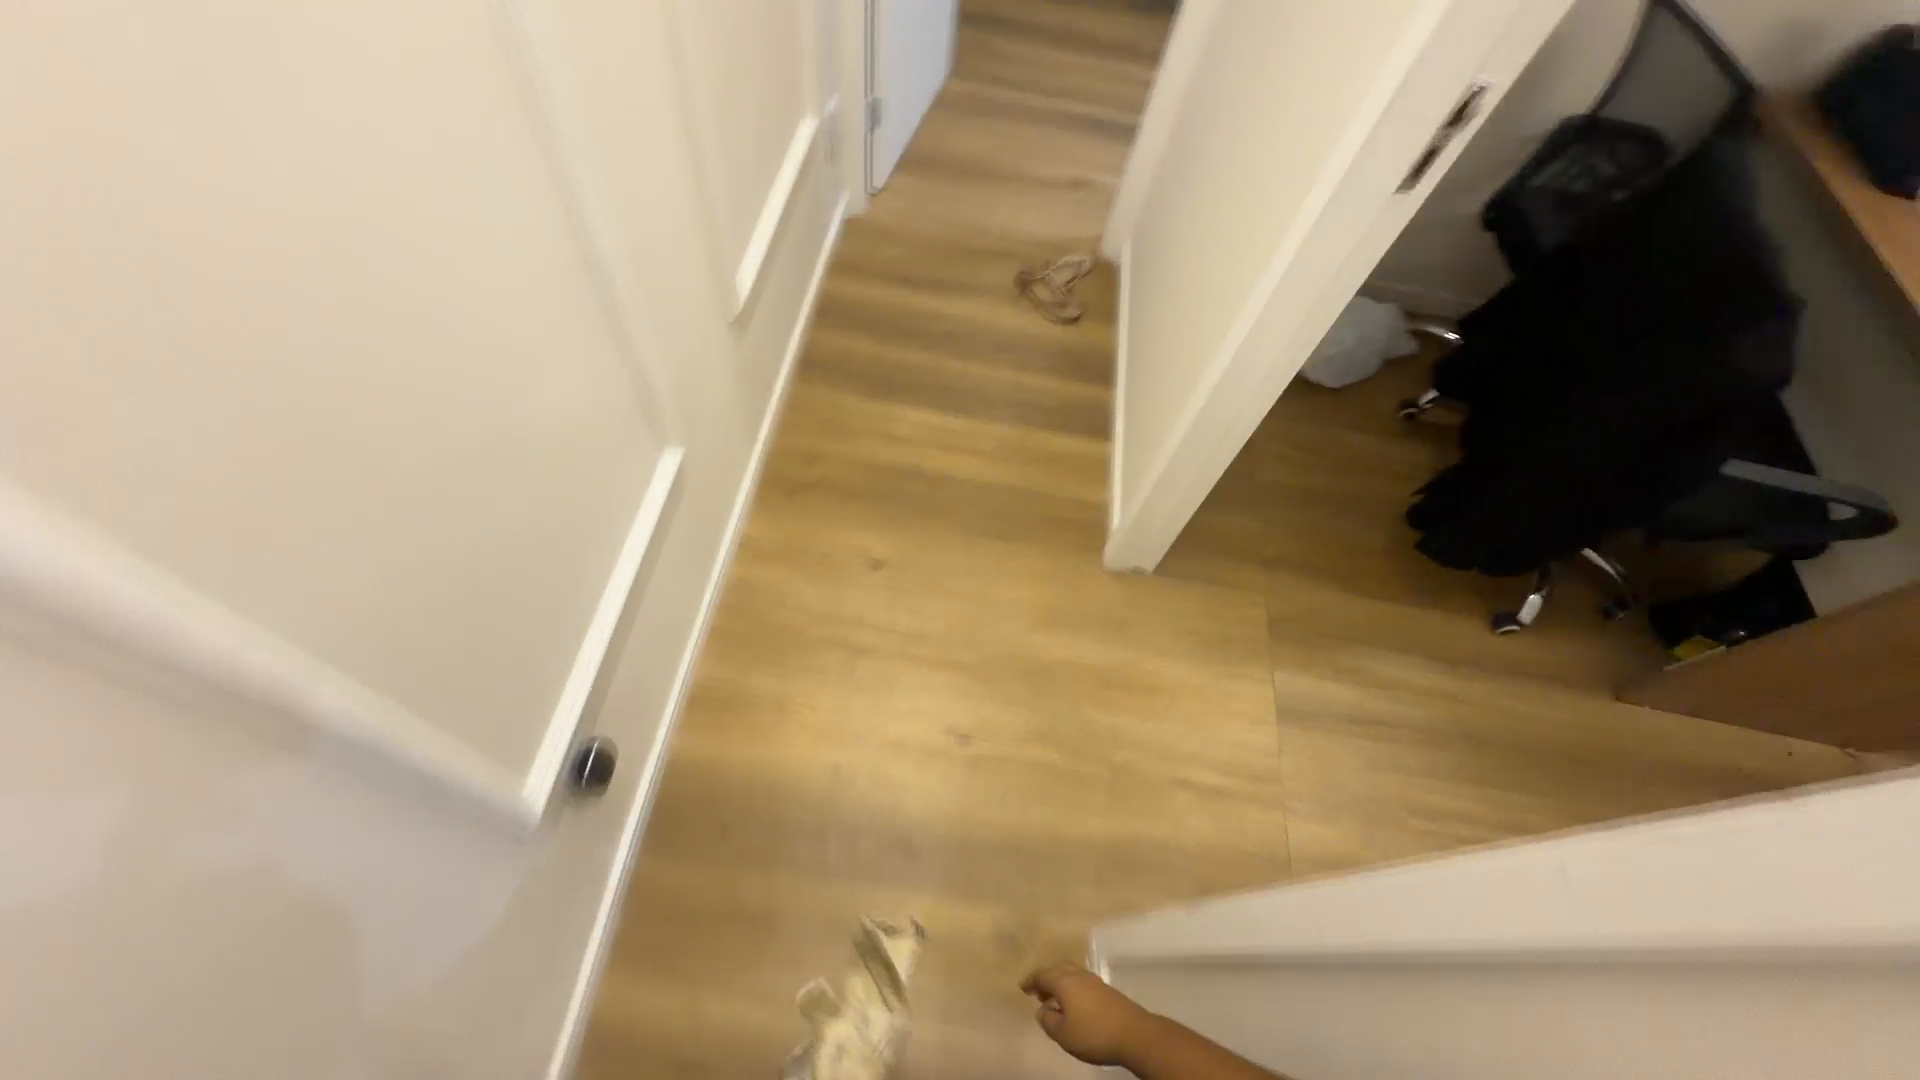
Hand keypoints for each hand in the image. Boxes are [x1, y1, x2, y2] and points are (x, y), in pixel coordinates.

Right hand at [1020, 962, 1157, 1067]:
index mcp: (1065, 981)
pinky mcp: (1107, 991)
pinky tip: (1074, 1005)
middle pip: (1058, 969)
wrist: (1134, 1034)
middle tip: (1038, 992)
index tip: (1023, 987)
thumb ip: (1048, 1021)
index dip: (1031, 980)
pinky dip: (1072, 989)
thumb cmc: (1094, 1033)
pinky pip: (1082, 982)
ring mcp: (1095, 981)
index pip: (1043, 974)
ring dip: (1060, 983)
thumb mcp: (1063, 1034)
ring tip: (1055, 1000)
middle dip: (1046, 978)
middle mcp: (1079, 975)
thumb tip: (1042, 1010)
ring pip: (1072, 974)